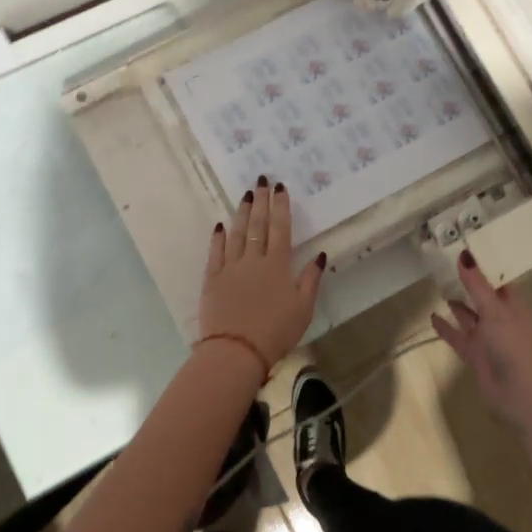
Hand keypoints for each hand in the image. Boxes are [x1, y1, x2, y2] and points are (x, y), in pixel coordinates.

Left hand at [197, 178, 325, 370]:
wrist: (236, 351)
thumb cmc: (275, 332)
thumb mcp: (303, 308)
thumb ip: (310, 279)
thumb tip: (320, 254)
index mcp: (277, 265)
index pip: (280, 229)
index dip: (280, 207)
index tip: (280, 188)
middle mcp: (253, 260)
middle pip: (258, 225)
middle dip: (261, 201)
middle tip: (261, 180)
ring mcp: (229, 268)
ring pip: (237, 234)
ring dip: (242, 213)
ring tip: (245, 195)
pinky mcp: (212, 279)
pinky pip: (215, 252)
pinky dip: (219, 237)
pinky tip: (221, 225)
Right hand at [431, 251, 531, 429]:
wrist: (518, 393)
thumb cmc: (512, 345)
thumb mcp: (494, 310)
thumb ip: (476, 285)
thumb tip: (463, 255)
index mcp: (513, 305)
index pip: (498, 280)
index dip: (484, 266)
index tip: (466, 248)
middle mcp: (501, 319)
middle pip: (482, 297)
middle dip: (468, 283)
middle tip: (445, 264)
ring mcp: (487, 339)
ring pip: (469, 317)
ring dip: (457, 304)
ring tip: (439, 286)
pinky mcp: (475, 355)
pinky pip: (458, 337)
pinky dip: (446, 327)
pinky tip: (433, 317)